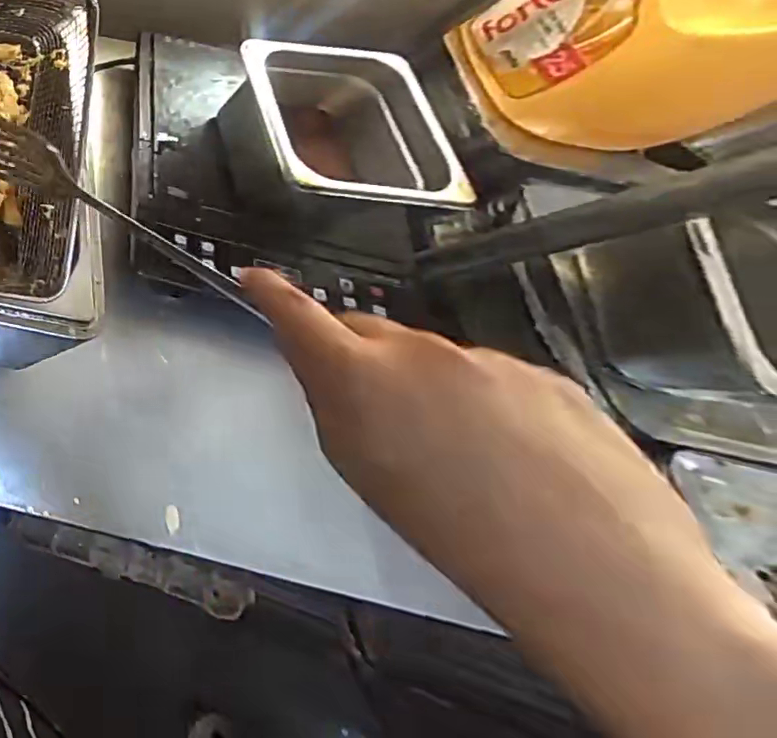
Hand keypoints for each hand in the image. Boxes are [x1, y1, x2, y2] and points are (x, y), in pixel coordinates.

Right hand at [240, 268, 776, 737]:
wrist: (592, 569)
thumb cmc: (442, 522)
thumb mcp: (353, 460)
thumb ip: (330, 399)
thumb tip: (326, 369)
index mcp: (355, 371)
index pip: (296, 313)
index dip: (269, 291)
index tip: (253, 277)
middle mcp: (416, 349)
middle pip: (368, 333)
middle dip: (359, 355)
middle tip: (375, 409)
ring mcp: (487, 359)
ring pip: (432, 357)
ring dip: (426, 382)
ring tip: (458, 448)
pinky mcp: (547, 377)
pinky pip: (492, 375)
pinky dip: (484, 400)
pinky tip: (511, 452)